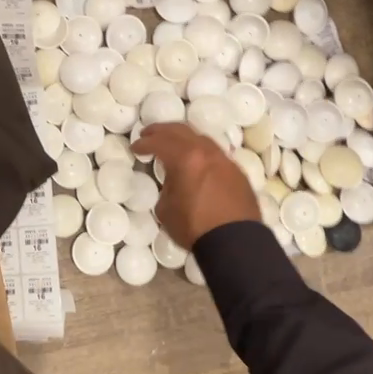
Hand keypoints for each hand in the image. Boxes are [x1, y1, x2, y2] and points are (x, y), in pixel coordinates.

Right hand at [132, 123, 259, 248]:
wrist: (236, 242)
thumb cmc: (194, 227)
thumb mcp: (166, 209)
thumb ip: (167, 186)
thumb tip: (175, 181)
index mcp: (186, 159)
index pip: (159, 142)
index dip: (144, 143)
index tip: (135, 147)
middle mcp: (206, 152)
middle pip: (181, 131)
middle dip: (161, 130)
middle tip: (149, 134)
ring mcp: (225, 160)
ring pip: (201, 138)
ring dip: (183, 138)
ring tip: (172, 144)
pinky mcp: (237, 172)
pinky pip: (214, 153)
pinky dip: (200, 151)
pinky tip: (195, 161)